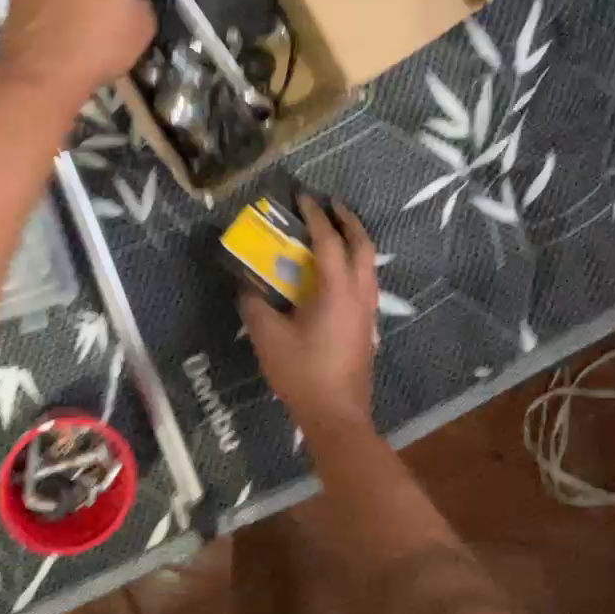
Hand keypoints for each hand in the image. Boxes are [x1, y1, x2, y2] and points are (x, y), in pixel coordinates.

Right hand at [238, 197, 378, 439]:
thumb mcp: (268, 336)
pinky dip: (353, 263)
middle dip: (348, 220)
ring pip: (369, 264)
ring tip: (334, 231)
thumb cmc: (302, 373)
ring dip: (354, 241)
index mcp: (337, 291)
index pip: (329, 241)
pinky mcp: (366, 327)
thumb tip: (245, 285)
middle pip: (363, 246)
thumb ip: (254, 305)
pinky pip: (365, 281)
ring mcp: (367, 312)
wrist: (336, 416)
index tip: (302, 197)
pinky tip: (334, 271)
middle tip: (330, 204)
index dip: (315, 216)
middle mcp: (359, 295)